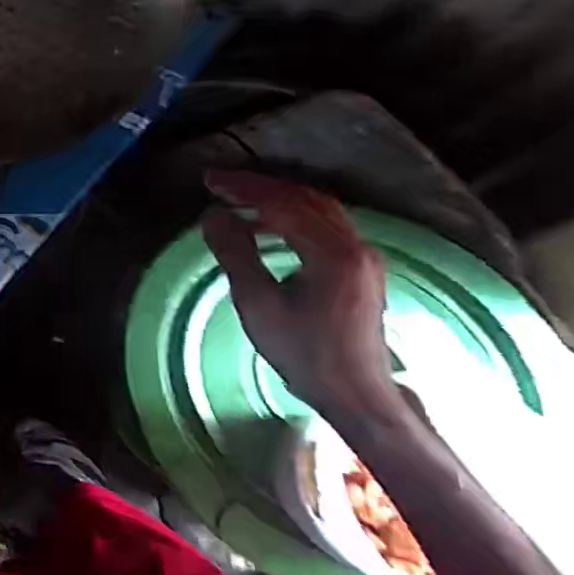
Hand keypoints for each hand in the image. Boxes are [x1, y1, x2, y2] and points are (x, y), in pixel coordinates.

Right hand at [198, 169, 400, 421]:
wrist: (356, 393)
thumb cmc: (304, 353)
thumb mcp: (258, 304)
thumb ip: (236, 254)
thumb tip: (213, 215)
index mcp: (333, 252)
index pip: (284, 203)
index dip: (244, 188)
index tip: (210, 180)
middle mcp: (355, 245)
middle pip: (305, 198)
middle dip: (260, 186)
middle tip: (219, 183)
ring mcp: (363, 255)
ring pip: (318, 208)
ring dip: (277, 197)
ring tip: (239, 199)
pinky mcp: (361, 266)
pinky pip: (325, 223)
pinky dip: (293, 213)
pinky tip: (269, 224)